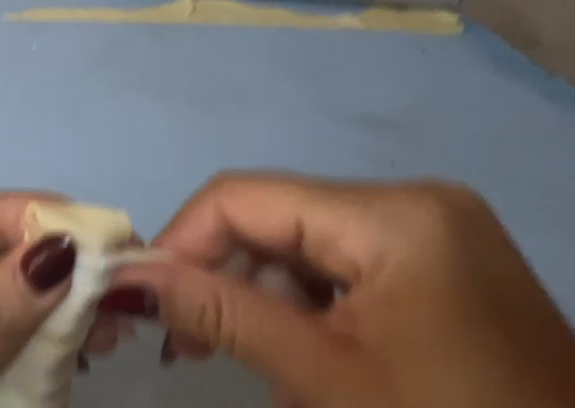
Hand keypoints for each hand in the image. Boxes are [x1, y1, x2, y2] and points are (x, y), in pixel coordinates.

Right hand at [106, 174, 574, 407]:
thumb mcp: (323, 376)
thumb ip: (216, 312)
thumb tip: (122, 276)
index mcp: (393, 212)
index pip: (244, 197)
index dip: (180, 240)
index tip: (140, 296)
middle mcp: (416, 202)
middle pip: (275, 220)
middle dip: (224, 277)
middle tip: (187, 344)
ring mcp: (441, 234)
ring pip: (307, 247)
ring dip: (266, 300)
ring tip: (254, 364)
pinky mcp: (453, 267)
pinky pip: (350, 269)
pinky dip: (314, 309)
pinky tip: (309, 361)